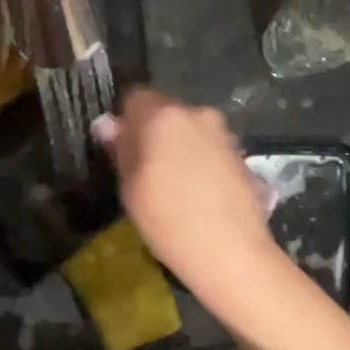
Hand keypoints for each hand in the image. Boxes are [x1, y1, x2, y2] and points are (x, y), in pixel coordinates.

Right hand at [99, 88, 279, 291]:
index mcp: (163, 116)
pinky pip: (210, 151)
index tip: (119, 150)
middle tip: (143, 173)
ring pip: (190, 132)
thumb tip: (106, 124)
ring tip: (173, 189)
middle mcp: (198, 113)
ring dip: (178, 150)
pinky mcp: (242, 156)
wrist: (230, 251)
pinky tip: (197, 197)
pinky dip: (200, 165)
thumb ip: (120, 151)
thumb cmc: (168, 221)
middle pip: (165, 114)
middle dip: (152, 135)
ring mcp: (225, 134)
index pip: (134, 98)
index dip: (123, 122)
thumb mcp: (131, 190)